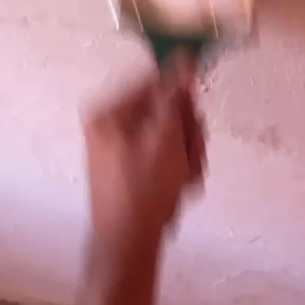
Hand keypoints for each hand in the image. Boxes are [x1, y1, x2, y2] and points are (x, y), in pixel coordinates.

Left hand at [83, 56, 205, 268]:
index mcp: (109, 112)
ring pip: (173, 135)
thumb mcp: (164, 138)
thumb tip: (183, 59)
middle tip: (187, 156)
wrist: (128, 244)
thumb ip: (174, 98)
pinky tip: (177, 189)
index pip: (155, 82)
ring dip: (187, 156)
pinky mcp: (133, 169)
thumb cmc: (143, 191)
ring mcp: (122, 149)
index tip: (195, 112)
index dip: (181, 95)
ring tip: (182, 180)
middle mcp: (112, 126)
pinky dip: (178, 170)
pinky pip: (167, 155)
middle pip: (167, 109)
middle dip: (186, 135)